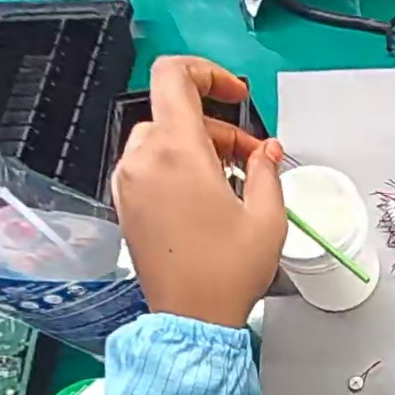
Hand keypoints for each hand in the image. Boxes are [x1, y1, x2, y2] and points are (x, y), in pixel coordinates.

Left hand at [110, 56, 287, 328]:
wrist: (192, 320)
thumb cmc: (225, 275)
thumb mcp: (267, 219)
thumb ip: (268, 171)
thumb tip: (267, 151)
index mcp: (176, 153)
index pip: (176, 76)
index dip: (209, 74)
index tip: (234, 95)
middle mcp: (142, 161)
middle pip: (174, 115)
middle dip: (217, 130)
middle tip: (250, 160)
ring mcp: (129, 186)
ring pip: (159, 142)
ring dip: (196, 150)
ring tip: (230, 184)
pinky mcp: (126, 208)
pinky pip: (148, 169)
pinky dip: (176, 170)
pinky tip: (204, 200)